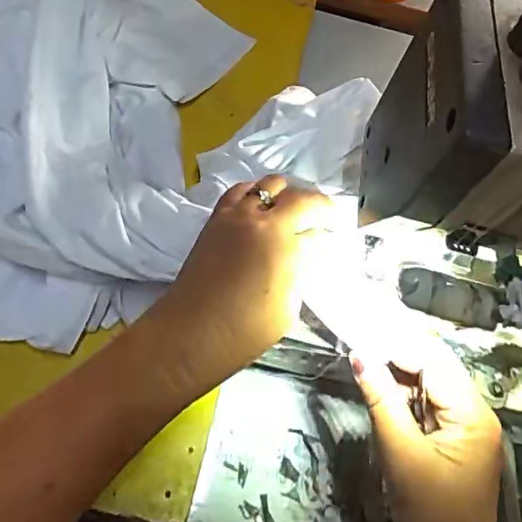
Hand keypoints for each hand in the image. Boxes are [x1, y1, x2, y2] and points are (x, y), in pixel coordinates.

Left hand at [143, 176, 330, 394]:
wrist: (188, 337)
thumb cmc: (244, 330)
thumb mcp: (289, 307)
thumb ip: (299, 272)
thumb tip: (302, 254)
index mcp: (282, 238)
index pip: (316, 220)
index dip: (328, 226)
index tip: (333, 233)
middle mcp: (260, 218)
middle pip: (298, 195)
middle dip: (314, 205)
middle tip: (320, 218)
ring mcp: (235, 215)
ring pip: (269, 184)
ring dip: (286, 194)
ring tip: (289, 210)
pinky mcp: (215, 220)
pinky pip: (240, 190)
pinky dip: (256, 192)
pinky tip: (260, 207)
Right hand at [351, 339, 503, 521]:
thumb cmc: (431, 521)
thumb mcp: (402, 459)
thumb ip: (383, 402)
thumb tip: (361, 356)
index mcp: (473, 412)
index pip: (435, 362)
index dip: (400, 346)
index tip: (366, 332)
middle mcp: (478, 413)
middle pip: (437, 370)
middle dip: (401, 357)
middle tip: (364, 344)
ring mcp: (469, 429)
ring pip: (433, 387)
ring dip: (403, 376)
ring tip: (370, 362)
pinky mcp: (457, 444)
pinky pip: (432, 408)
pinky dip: (410, 399)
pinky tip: (388, 392)